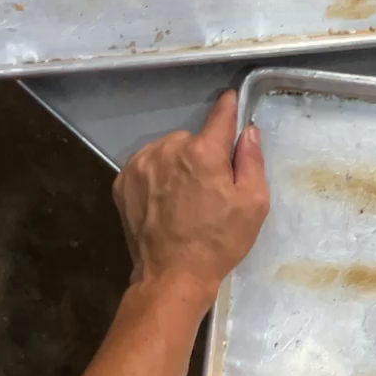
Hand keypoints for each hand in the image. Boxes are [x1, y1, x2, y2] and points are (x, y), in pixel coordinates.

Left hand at [113, 90, 269, 309]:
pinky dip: (156, 176)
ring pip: (168, 150)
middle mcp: (168, 149)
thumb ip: (252, 161)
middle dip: (202, 155)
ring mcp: (141, 164)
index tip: (231, 98)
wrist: (172, 276)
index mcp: (203, 152)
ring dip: (177, 164)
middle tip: (209, 188)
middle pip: (193, 139)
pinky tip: (164, 201)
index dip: (229, 107)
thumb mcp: (253, 204)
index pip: (220, 116)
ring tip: (184, 198)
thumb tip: (248, 131)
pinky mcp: (122, 181)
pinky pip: (147, 165)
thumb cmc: (219, 243)